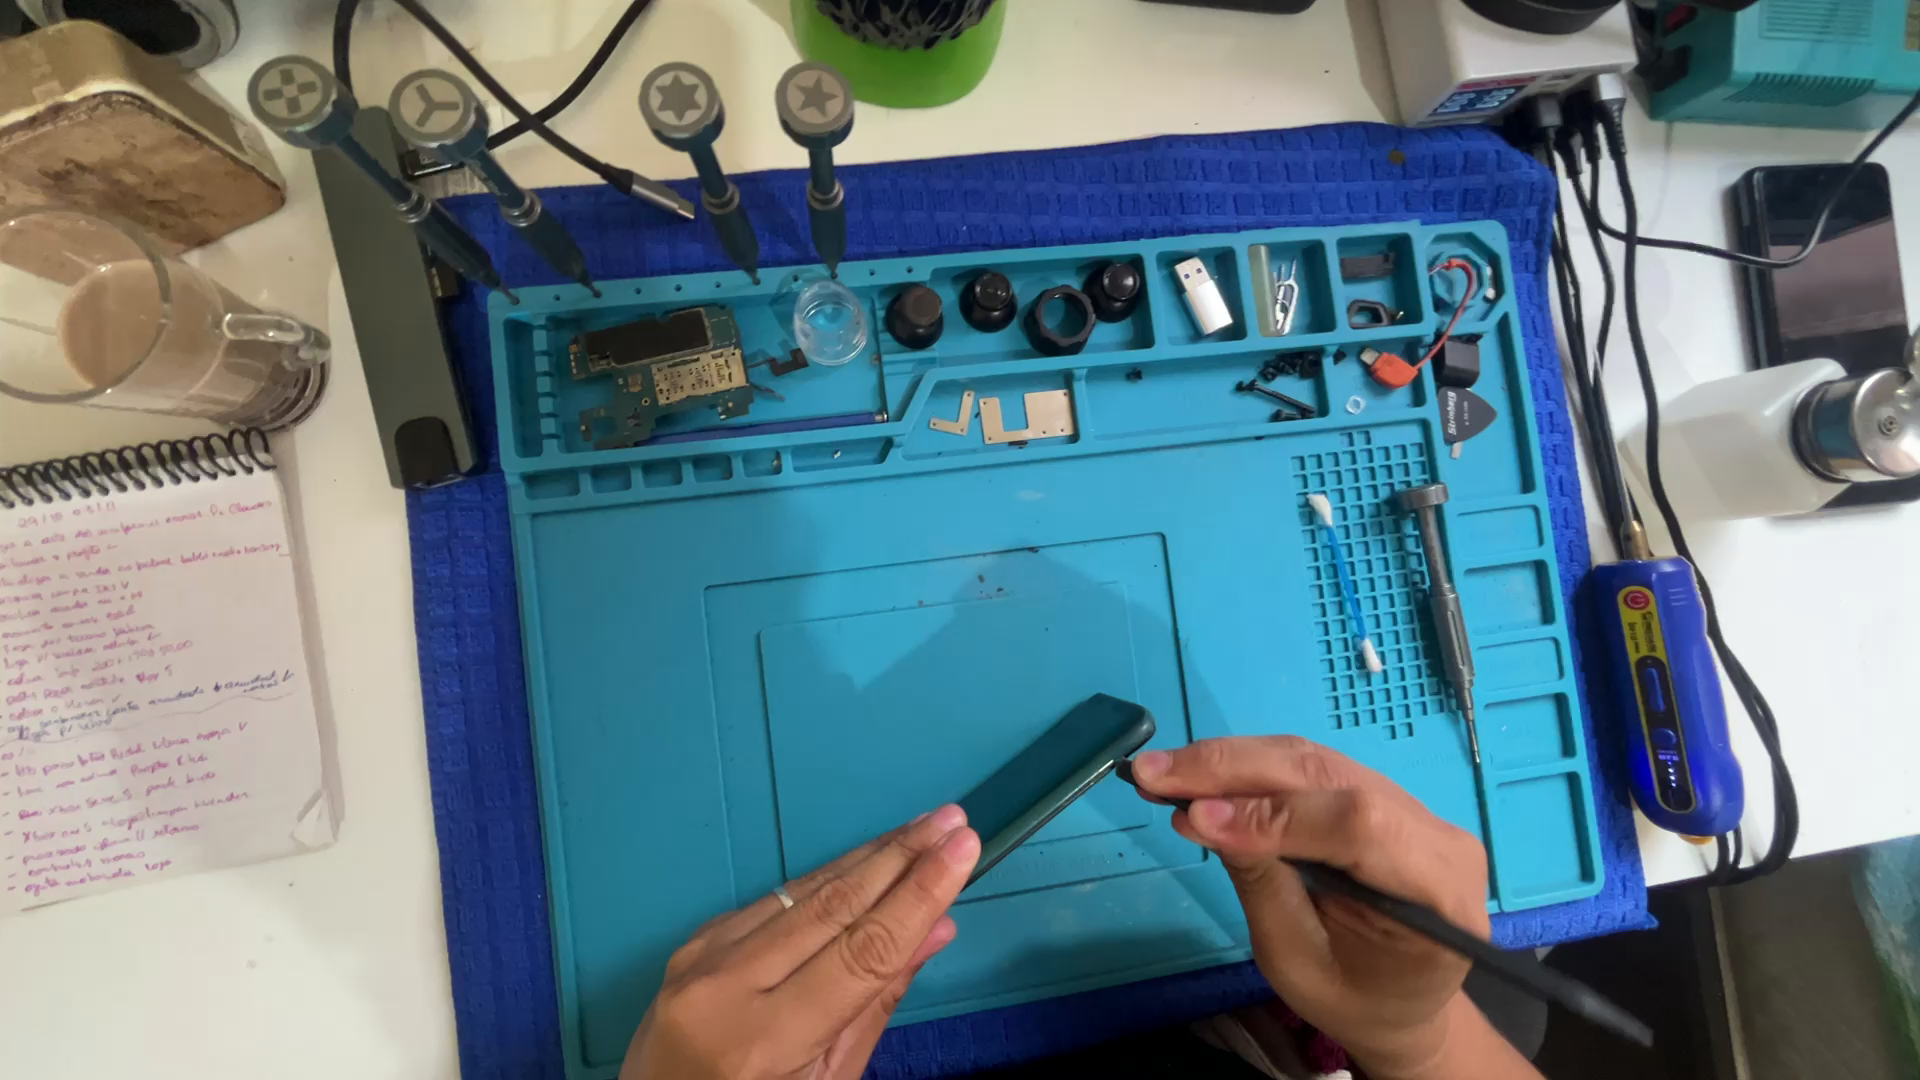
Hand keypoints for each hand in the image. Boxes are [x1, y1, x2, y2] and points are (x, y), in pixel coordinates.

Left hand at [621, 805, 979, 1079]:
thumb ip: (877, 1003)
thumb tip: (937, 926)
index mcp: (759, 1043)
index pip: (862, 952)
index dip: (919, 894)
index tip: (962, 848)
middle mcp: (725, 985)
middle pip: (834, 905)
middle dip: (901, 855)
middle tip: (952, 820)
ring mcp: (705, 953)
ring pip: (808, 888)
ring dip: (873, 853)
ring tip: (924, 825)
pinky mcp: (700, 935)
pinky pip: (780, 897)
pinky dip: (834, 874)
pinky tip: (872, 854)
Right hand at [1129, 737, 1491, 1077]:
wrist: (1397, 998)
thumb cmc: (1352, 996)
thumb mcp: (1298, 960)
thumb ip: (1259, 882)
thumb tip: (1199, 816)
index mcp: (1435, 886)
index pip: (1356, 825)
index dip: (1271, 815)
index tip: (1192, 819)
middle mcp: (1427, 827)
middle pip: (1321, 773)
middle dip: (1228, 770)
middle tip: (1151, 774)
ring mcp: (1399, 798)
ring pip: (1303, 756)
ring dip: (1224, 761)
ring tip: (1162, 772)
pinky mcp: (1365, 785)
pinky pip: (1299, 762)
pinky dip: (1240, 765)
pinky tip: (1195, 773)